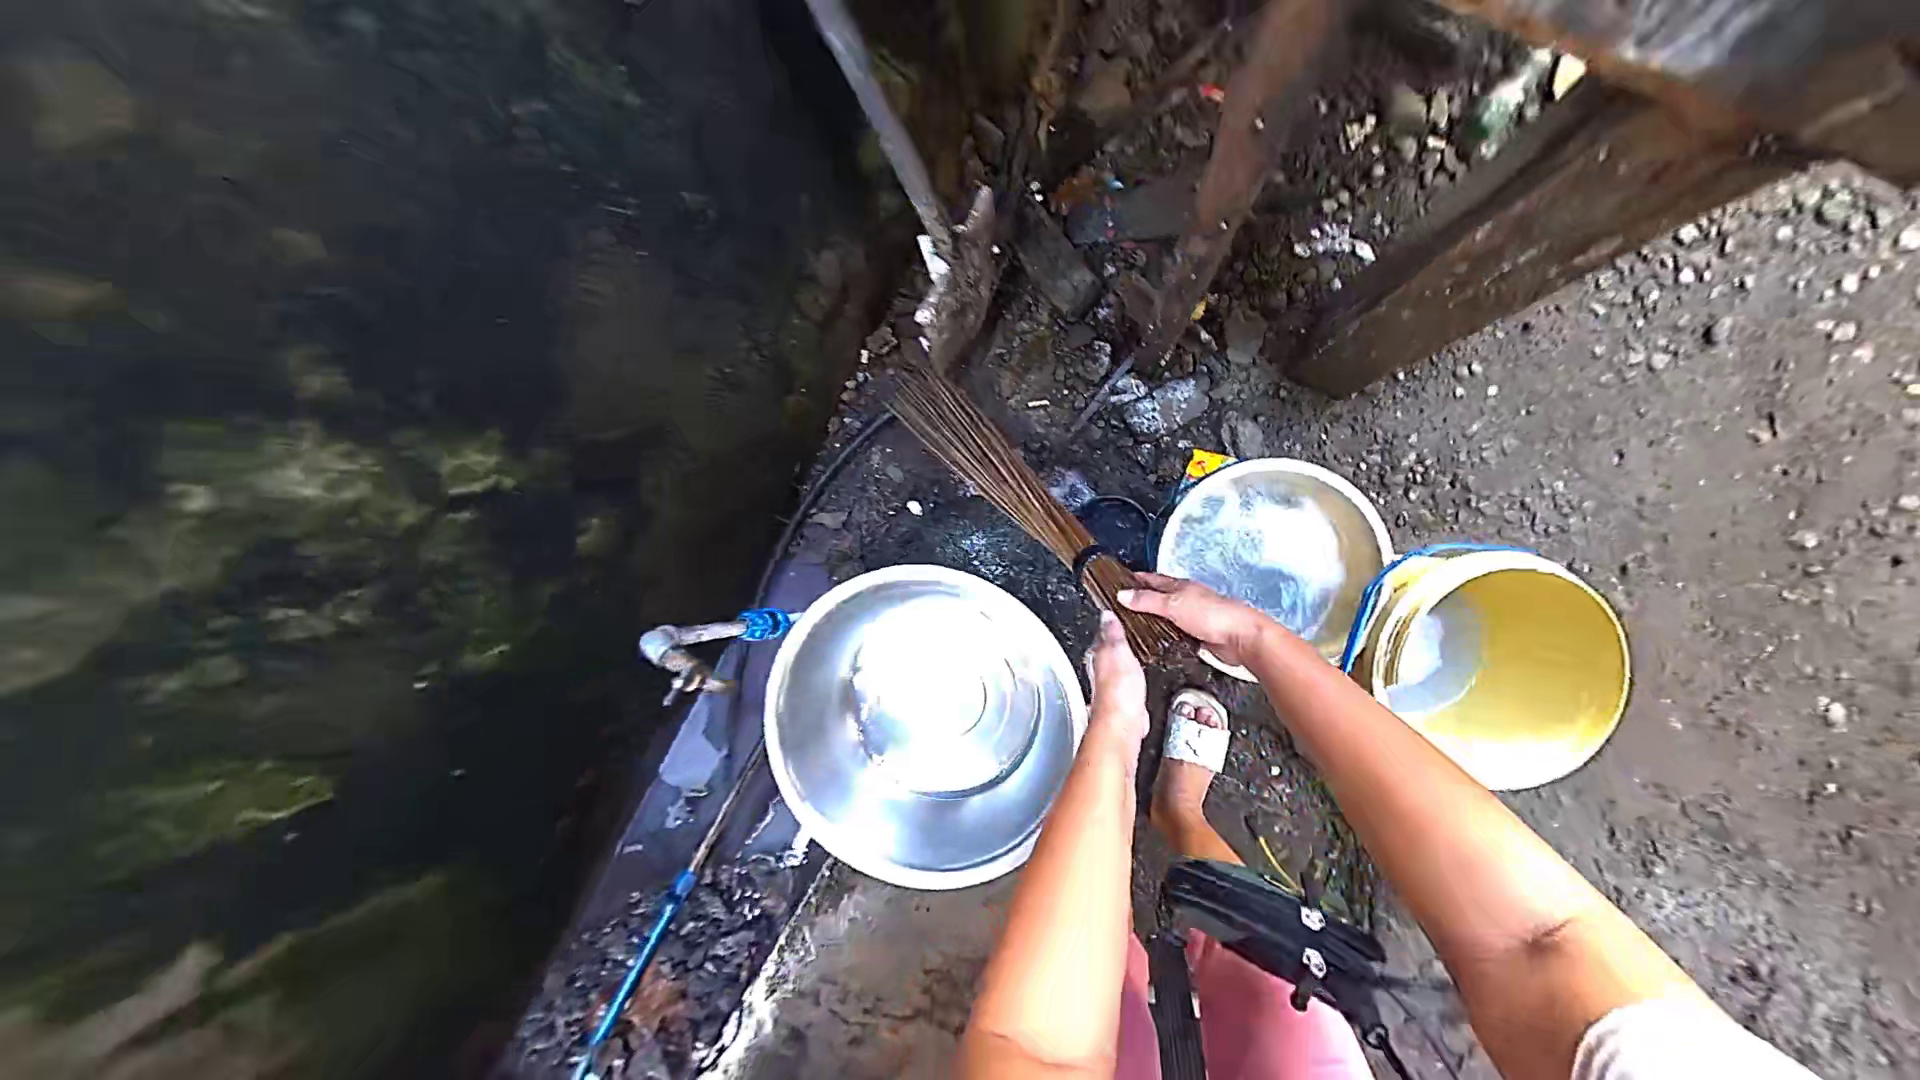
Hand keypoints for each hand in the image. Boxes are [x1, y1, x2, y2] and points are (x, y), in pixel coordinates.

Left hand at [1086, 610, 1147, 745]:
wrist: (1124, 720)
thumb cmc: (1119, 689)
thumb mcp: (1118, 651)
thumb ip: (1113, 633)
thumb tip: (1106, 615)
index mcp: (1097, 656)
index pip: (1100, 636)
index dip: (1108, 627)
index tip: (1113, 619)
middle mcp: (1100, 671)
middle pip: (1106, 653)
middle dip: (1113, 645)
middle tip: (1121, 635)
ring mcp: (1110, 687)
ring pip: (1115, 669)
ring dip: (1121, 662)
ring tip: (1129, 654)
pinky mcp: (1122, 700)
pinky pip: (1125, 683)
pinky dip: (1129, 679)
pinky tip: (1135, 679)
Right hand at [1118, 572, 1276, 668]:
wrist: (1241, 637)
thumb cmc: (1212, 615)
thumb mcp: (1173, 605)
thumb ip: (1147, 600)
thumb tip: (1122, 594)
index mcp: (1180, 586)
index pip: (1153, 579)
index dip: (1137, 578)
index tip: (1120, 580)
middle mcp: (1187, 599)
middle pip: (1160, 595)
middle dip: (1143, 597)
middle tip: (1124, 602)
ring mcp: (1194, 616)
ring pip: (1168, 614)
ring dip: (1154, 616)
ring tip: (1135, 622)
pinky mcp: (1199, 634)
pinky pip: (1176, 631)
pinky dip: (1165, 632)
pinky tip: (1158, 638)